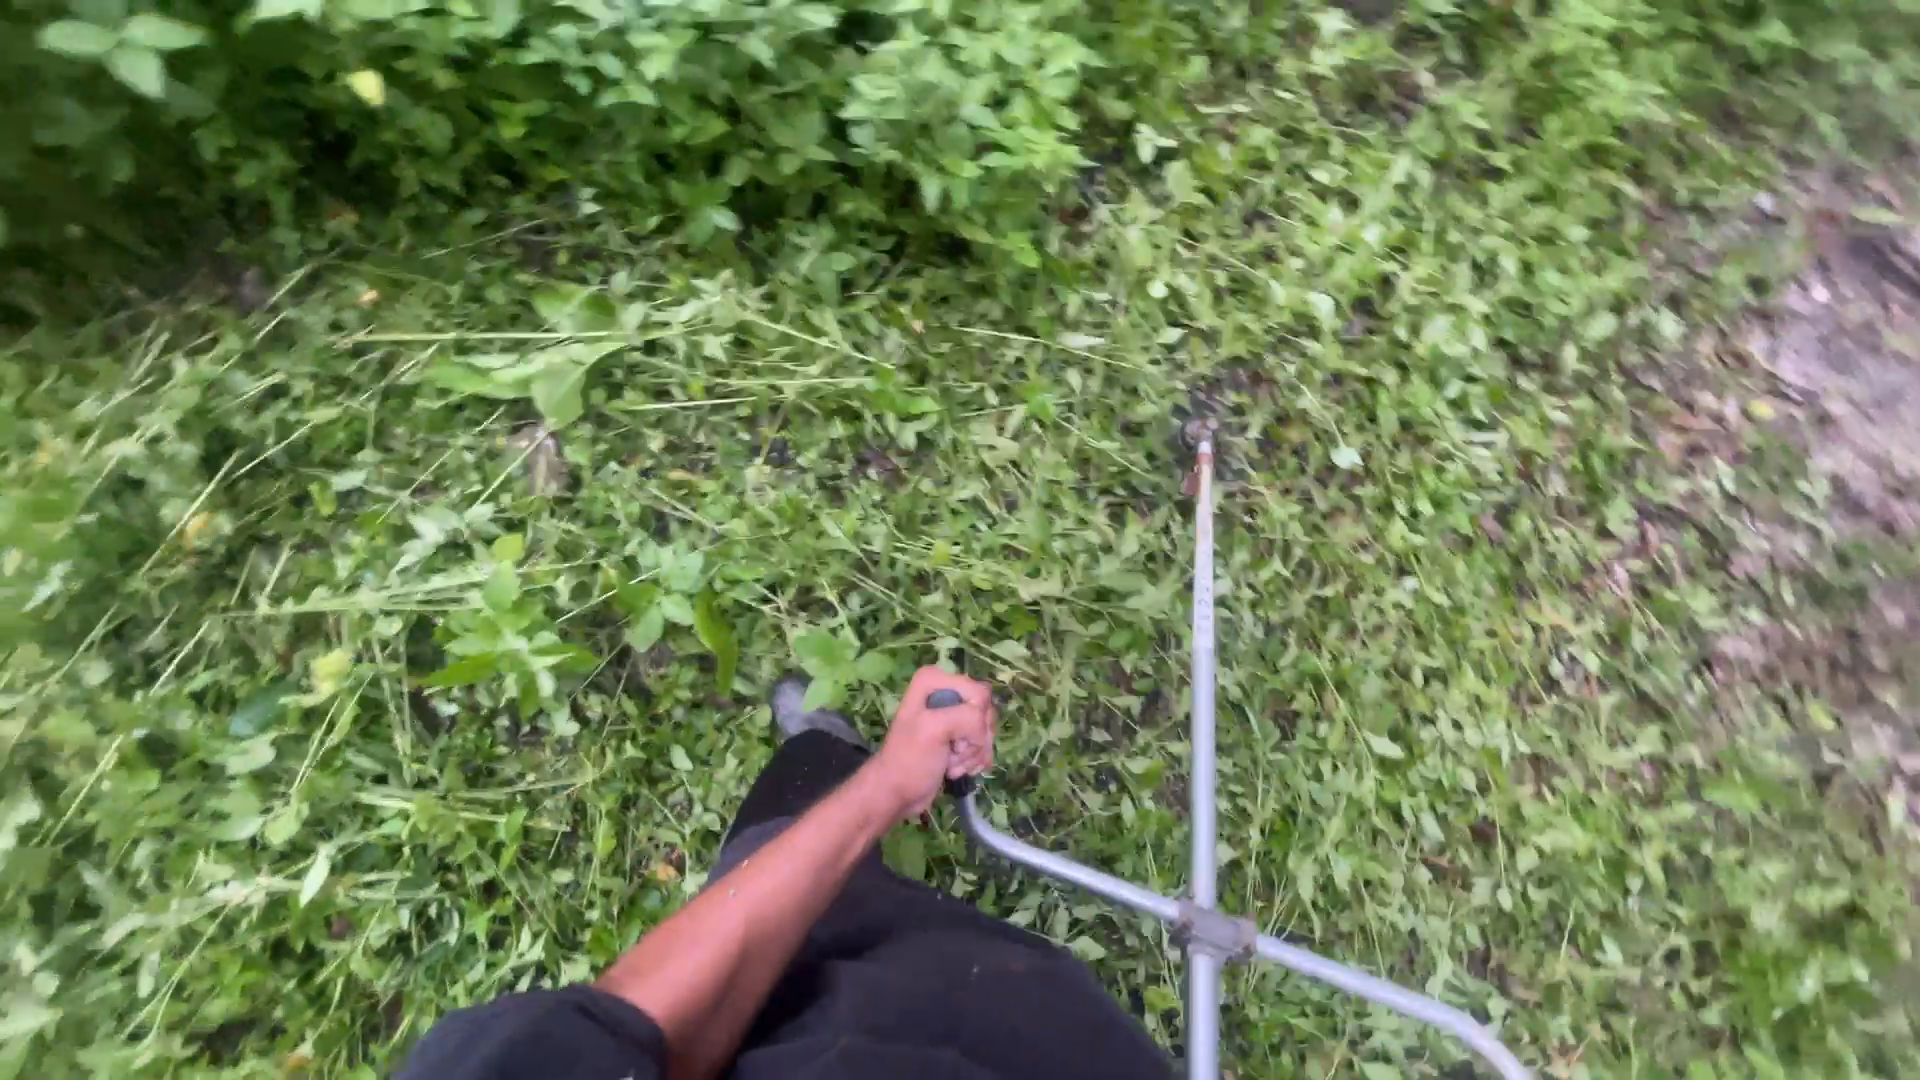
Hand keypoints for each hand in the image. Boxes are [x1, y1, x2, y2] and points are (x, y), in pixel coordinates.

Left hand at [866, 666, 995, 820]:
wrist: (896, 794)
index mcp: (934, 680)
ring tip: (951, 764)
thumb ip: (967, 716)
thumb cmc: (910, 760)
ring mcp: (952, 714)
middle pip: (985, 710)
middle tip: (952, 751)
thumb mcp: (934, 728)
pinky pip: (983, 741)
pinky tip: (955, 769)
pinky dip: (974, 759)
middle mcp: (944, 691)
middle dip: (975, 738)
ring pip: (987, 728)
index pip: (980, 694)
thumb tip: (984, 729)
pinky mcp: (957, 735)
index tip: (954, 739)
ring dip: (974, 752)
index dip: (975, 721)